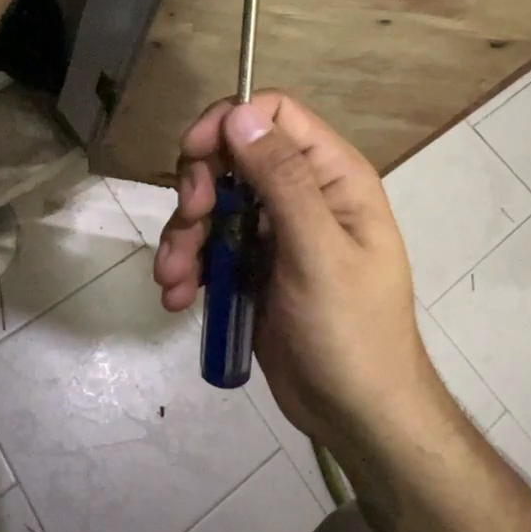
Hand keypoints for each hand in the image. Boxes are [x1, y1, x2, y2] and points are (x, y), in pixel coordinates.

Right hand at [154, 93, 433, 451]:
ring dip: (183, 235)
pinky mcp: (251, 264)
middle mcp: (301, 192)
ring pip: (211, 202)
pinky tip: (179, 296)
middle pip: (231, 156)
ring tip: (174, 278)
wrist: (357, 417)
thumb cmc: (351, 332)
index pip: (273, 114)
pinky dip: (187, 264)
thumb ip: (282, 180)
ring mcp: (273, 230)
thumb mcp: (318, 252)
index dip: (228, 122)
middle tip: (189, 223)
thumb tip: (240, 113)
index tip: (194, 154)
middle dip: (199, 187)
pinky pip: (208, 244)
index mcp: (332, 176)